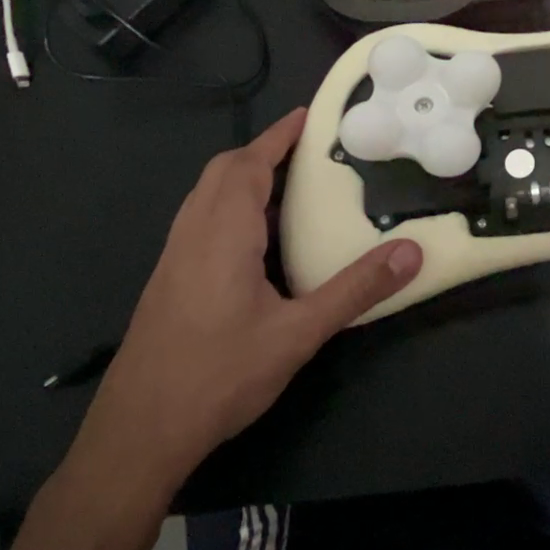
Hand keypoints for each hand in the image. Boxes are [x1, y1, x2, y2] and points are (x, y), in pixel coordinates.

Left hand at [74, 107, 422, 490]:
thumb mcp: (298, 334)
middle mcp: (192, 234)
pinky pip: (200, 220)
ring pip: (206, 196)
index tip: (309, 115)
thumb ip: (355, 289)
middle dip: (262, 151)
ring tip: (287, 185)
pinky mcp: (167, 281)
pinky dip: (229, 205)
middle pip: (223, 172)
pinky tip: (255, 239)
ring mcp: (174, 258)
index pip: (249, 165)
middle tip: (307, 150)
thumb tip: (412, 251)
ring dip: (242, 177)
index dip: (278, 136)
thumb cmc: (218, 376)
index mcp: (223, 233)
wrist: (138, 433)